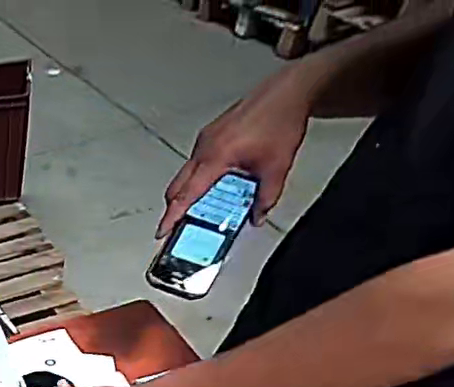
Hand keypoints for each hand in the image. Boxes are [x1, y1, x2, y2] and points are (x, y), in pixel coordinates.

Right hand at [156, 85, 310, 236]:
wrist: (290, 88)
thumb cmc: (281, 118)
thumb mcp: (277, 166)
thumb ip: (266, 197)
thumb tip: (258, 216)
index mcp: (216, 156)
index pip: (186, 194)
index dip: (172, 216)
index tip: (162, 232)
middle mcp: (205, 147)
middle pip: (176, 187)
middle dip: (174, 208)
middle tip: (177, 225)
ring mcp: (206, 138)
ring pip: (185, 173)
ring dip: (188, 191)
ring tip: (201, 205)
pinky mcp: (211, 133)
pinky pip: (196, 161)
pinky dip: (198, 176)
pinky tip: (214, 182)